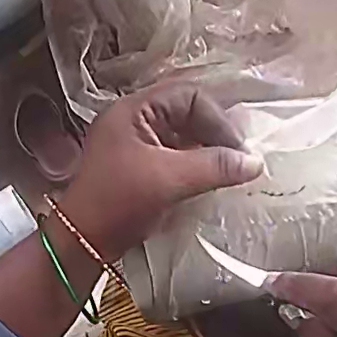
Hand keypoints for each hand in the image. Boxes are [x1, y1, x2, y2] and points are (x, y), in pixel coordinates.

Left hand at [55, 80, 265, 255]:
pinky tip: (209, 181)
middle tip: (239, 158)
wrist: (81, 240)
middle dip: (214, 134)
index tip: (237, 150)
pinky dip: (193, 165)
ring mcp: (131, 144)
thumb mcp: (169, 180)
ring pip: (180, 136)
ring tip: (229, 171)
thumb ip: (214, 166)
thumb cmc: (119, 202)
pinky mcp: (135, 168)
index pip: (188, 96)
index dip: (218, 119)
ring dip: (206, 151)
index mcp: (132, 110)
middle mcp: (131, 120)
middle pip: (185, 113)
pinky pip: (172, 156)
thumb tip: (255, 162)